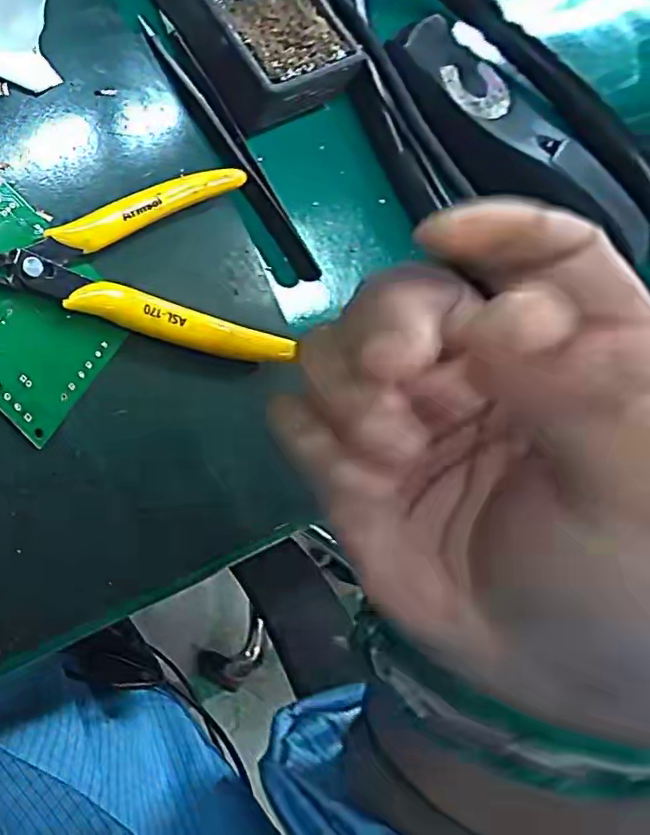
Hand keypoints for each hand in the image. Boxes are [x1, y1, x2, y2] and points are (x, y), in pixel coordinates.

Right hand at [269, 200, 649, 743]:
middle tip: (394, 372)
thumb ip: (589, 400)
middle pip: (399, 295)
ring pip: (325, 347)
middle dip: (384, 325)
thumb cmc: (637, 585)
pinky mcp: (334, 451)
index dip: (496, 229)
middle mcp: (474, 368)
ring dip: (343, 389)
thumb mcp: (642, 499)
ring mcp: (395, 408)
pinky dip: (312, 435)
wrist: (550, 672)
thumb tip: (511, 312)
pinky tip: (354, 475)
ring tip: (387, 450)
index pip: (540, 260)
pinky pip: (289, 413)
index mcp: (573, 355)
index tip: (441, 233)